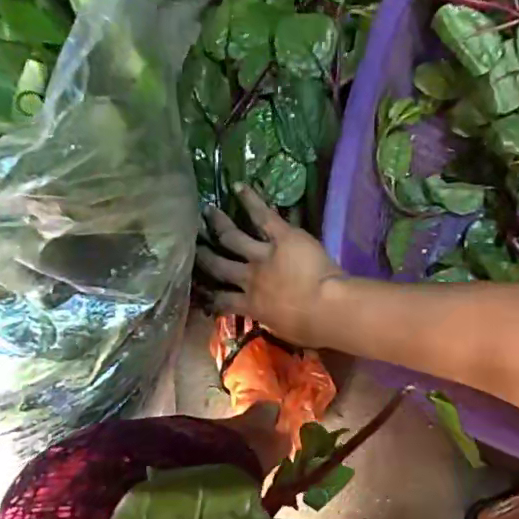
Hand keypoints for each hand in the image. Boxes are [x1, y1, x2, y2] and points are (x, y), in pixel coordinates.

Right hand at [198, 185, 348, 346]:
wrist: (327, 308)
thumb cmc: (312, 328)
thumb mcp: (284, 331)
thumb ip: (272, 321)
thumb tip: (270, 320)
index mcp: (252, 306)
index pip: (222, 300)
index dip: (208, 294)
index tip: (198, 287)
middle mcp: (250, 279)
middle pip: (219, 266)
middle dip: (203, 255)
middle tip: (191, 244)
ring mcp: (262, 256)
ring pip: (233, 238)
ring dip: (220, 224)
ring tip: (207, 211)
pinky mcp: (281, 237)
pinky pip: (262, 215)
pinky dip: (250, 200)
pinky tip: (239, 187)